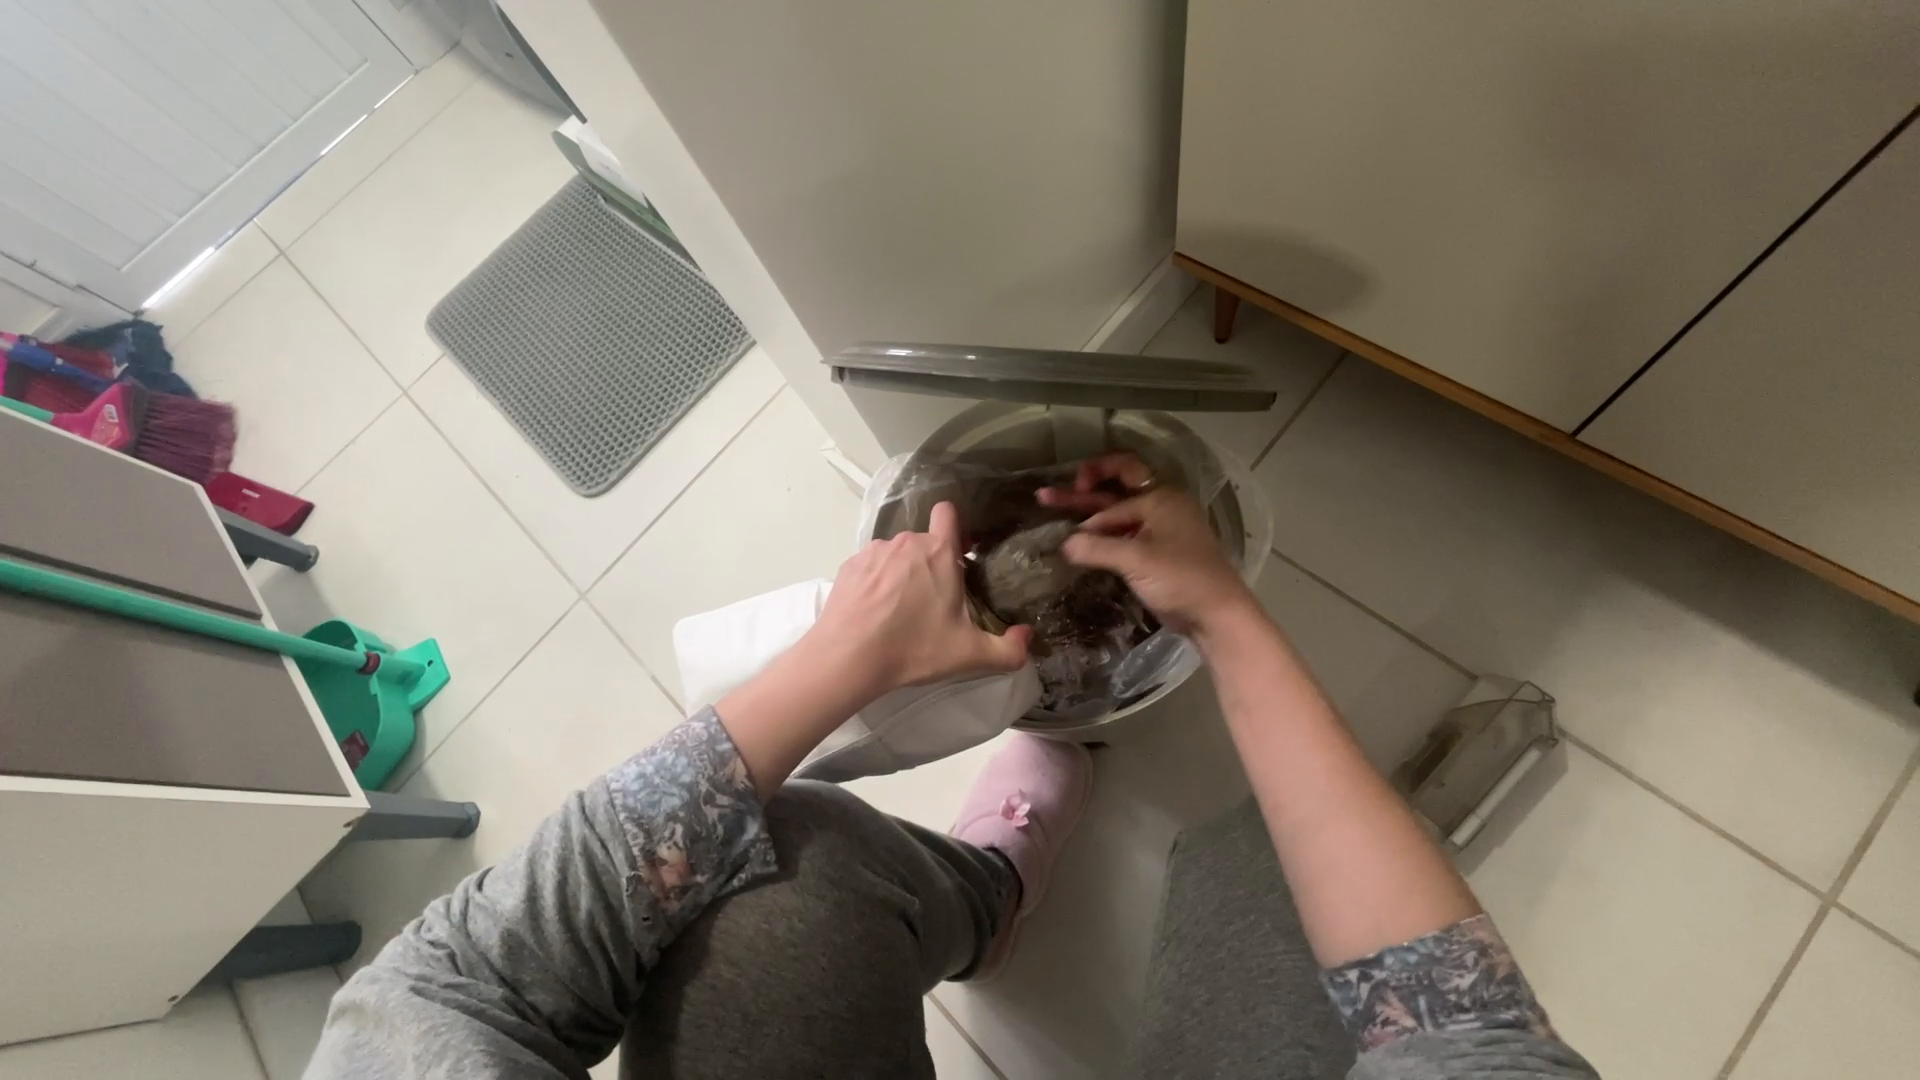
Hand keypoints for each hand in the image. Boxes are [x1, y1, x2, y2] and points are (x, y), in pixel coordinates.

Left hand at [810, 501, 1032, 696]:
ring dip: (902, 574)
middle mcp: (906, 542)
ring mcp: (873, 552)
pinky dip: (876, 583)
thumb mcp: (969, 655)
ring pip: (896, 555)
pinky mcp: (849, 567)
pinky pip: (871, 567)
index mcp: (939, 552)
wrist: (848, 658)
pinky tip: (875, 612)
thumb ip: (1009, 650)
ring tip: (900, 611)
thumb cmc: (913, 648)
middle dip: (931, 565)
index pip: (949, 513)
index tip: (960, 555)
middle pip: (925, 542)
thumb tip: (1027, 638)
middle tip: (934, 602)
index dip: (956, 529)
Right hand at [1040, 452, 1255, 635]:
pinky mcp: (1154, 555)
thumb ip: (1097, 548)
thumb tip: (1065, 544)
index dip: (1090, 508)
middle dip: (1080, 494)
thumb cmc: (1181, 578)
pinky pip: (1122, 537)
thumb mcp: (1137, 560)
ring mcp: (1158, 531)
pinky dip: (1101, 538)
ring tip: (1050, 510)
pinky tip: (1078, 544)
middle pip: (1113, 493)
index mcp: (1161, 498)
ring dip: (1086, 516)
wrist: (1217, 615)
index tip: (1072, 522)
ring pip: (1115, 516)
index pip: (1115, 493)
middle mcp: (1159, 508)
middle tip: (1045, 495)